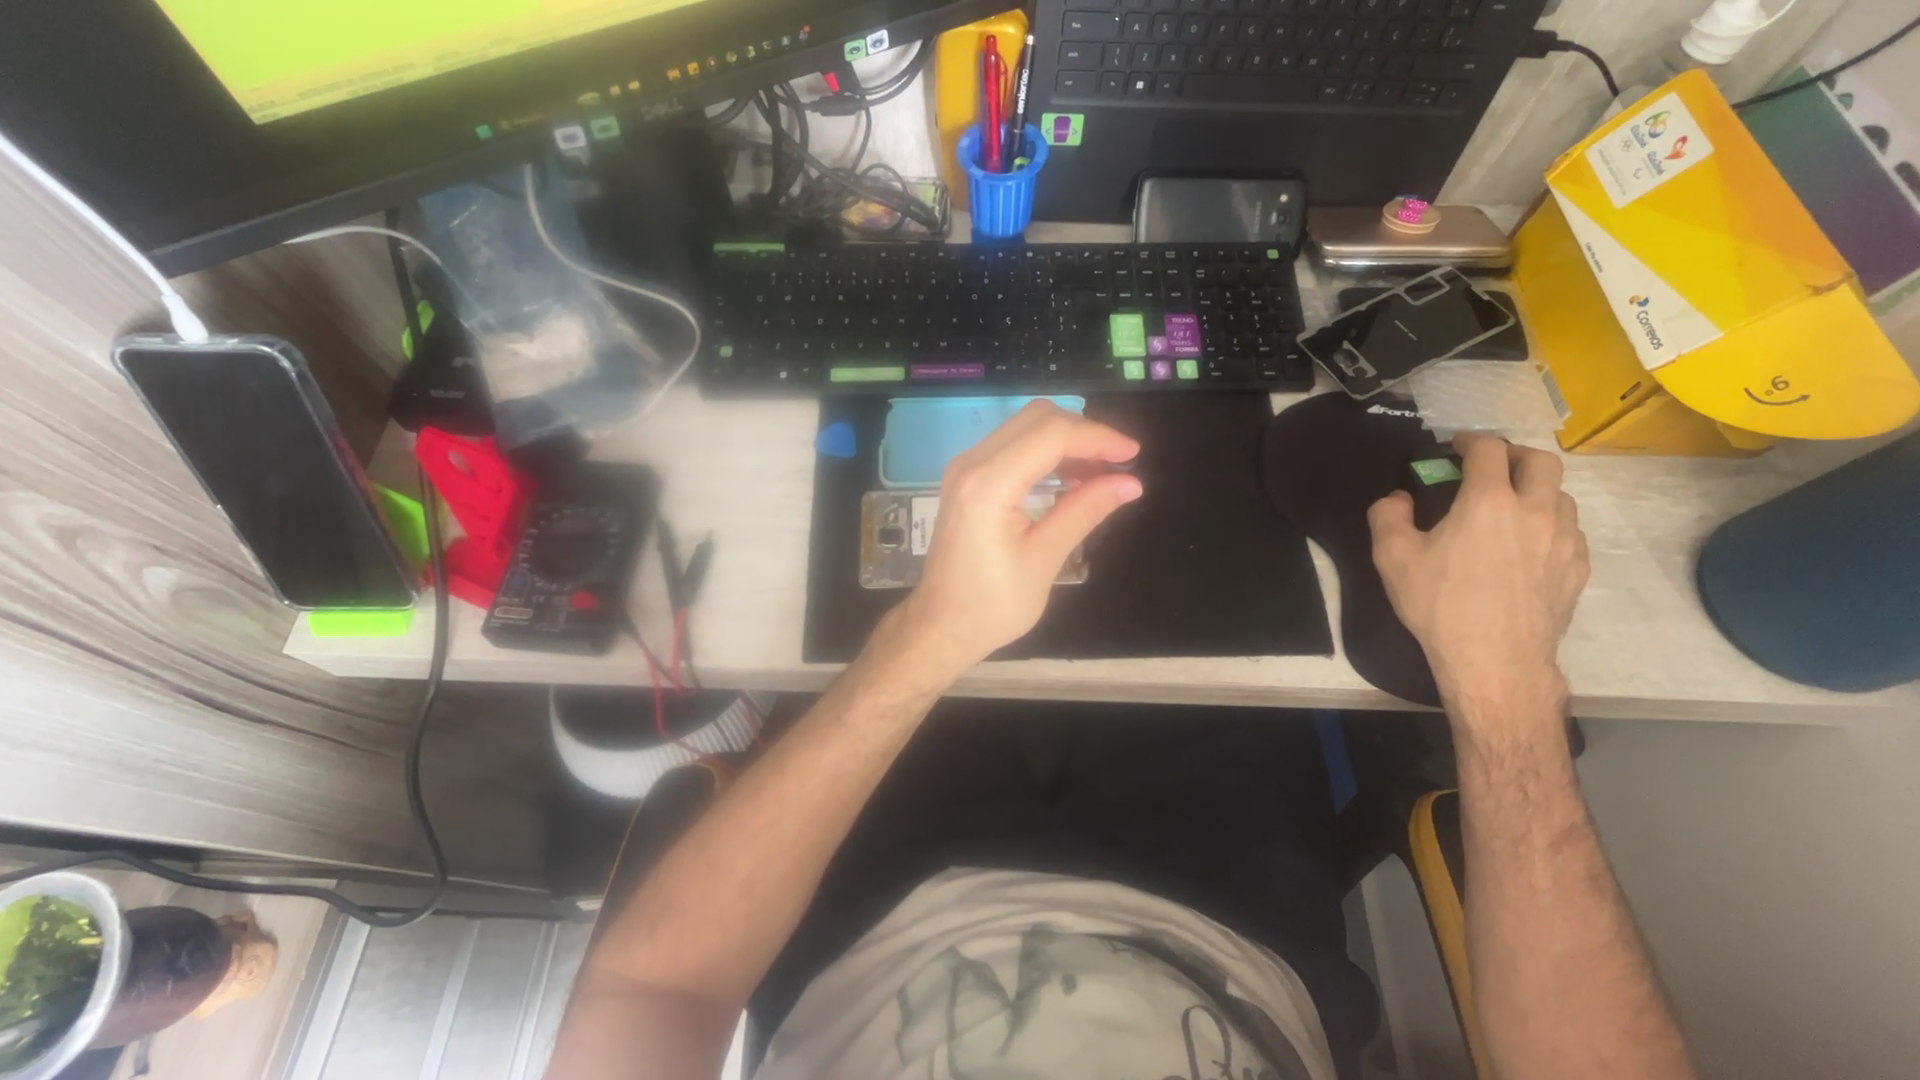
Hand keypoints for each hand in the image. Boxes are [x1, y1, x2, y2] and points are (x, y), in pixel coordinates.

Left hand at [892, 402, 1142, 672]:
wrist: (941, 626)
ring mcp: (966, 468)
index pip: (1052, 434)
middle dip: (1085, 433)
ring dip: (1067, 442)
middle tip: (1119, 464)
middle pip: (1038, 419)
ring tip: (1102, 474)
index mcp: (989, 485)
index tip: (1133, 455)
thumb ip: (1084, 512)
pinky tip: (1072, 478)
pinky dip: (1046, 453)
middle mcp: (972, 464)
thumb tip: (1130, 483)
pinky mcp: (967, 479)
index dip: (1098, 437)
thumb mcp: (1044, 559)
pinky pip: (1012, 446)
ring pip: (1025, 427)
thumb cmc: (992, 604)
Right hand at [1368, 435, 1590, 720]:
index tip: (1456, 447)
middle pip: (1541, 460)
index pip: (1489, 449)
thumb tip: (1397, 498)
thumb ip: (1387, 516)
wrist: (1495, 660)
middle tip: (1492, 467)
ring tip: (1512, 507)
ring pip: (1561, 495)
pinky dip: (1549, 523)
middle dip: (1515, 455)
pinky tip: (1528, 544)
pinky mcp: (1577, 568)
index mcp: (1488, 501)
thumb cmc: (1440, 605)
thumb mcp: (1392, 558)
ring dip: (1536, 490)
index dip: (1471, 440)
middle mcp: (1535, 510)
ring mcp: (1564, 539)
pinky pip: (1570, 530)